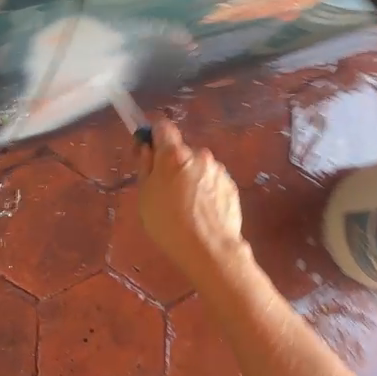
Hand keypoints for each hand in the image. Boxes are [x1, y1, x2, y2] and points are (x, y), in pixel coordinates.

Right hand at [138, 118, 248, 280]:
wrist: (209, 249)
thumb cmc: (168, 223)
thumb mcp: (145, 196)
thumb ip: (145, 167)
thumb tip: (147, 149)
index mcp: (174, 155)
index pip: (163, 127)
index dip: (153, 136)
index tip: (146, 151)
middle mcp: (199, 155)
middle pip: (181, 151)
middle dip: (172, 165)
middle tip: (164, 190)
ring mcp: (218, 170)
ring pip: (198, 167)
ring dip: (190, 178)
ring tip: (185, 207)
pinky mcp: (231, 186)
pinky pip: (212, 182)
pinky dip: (205, 191)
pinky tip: (201, 213)